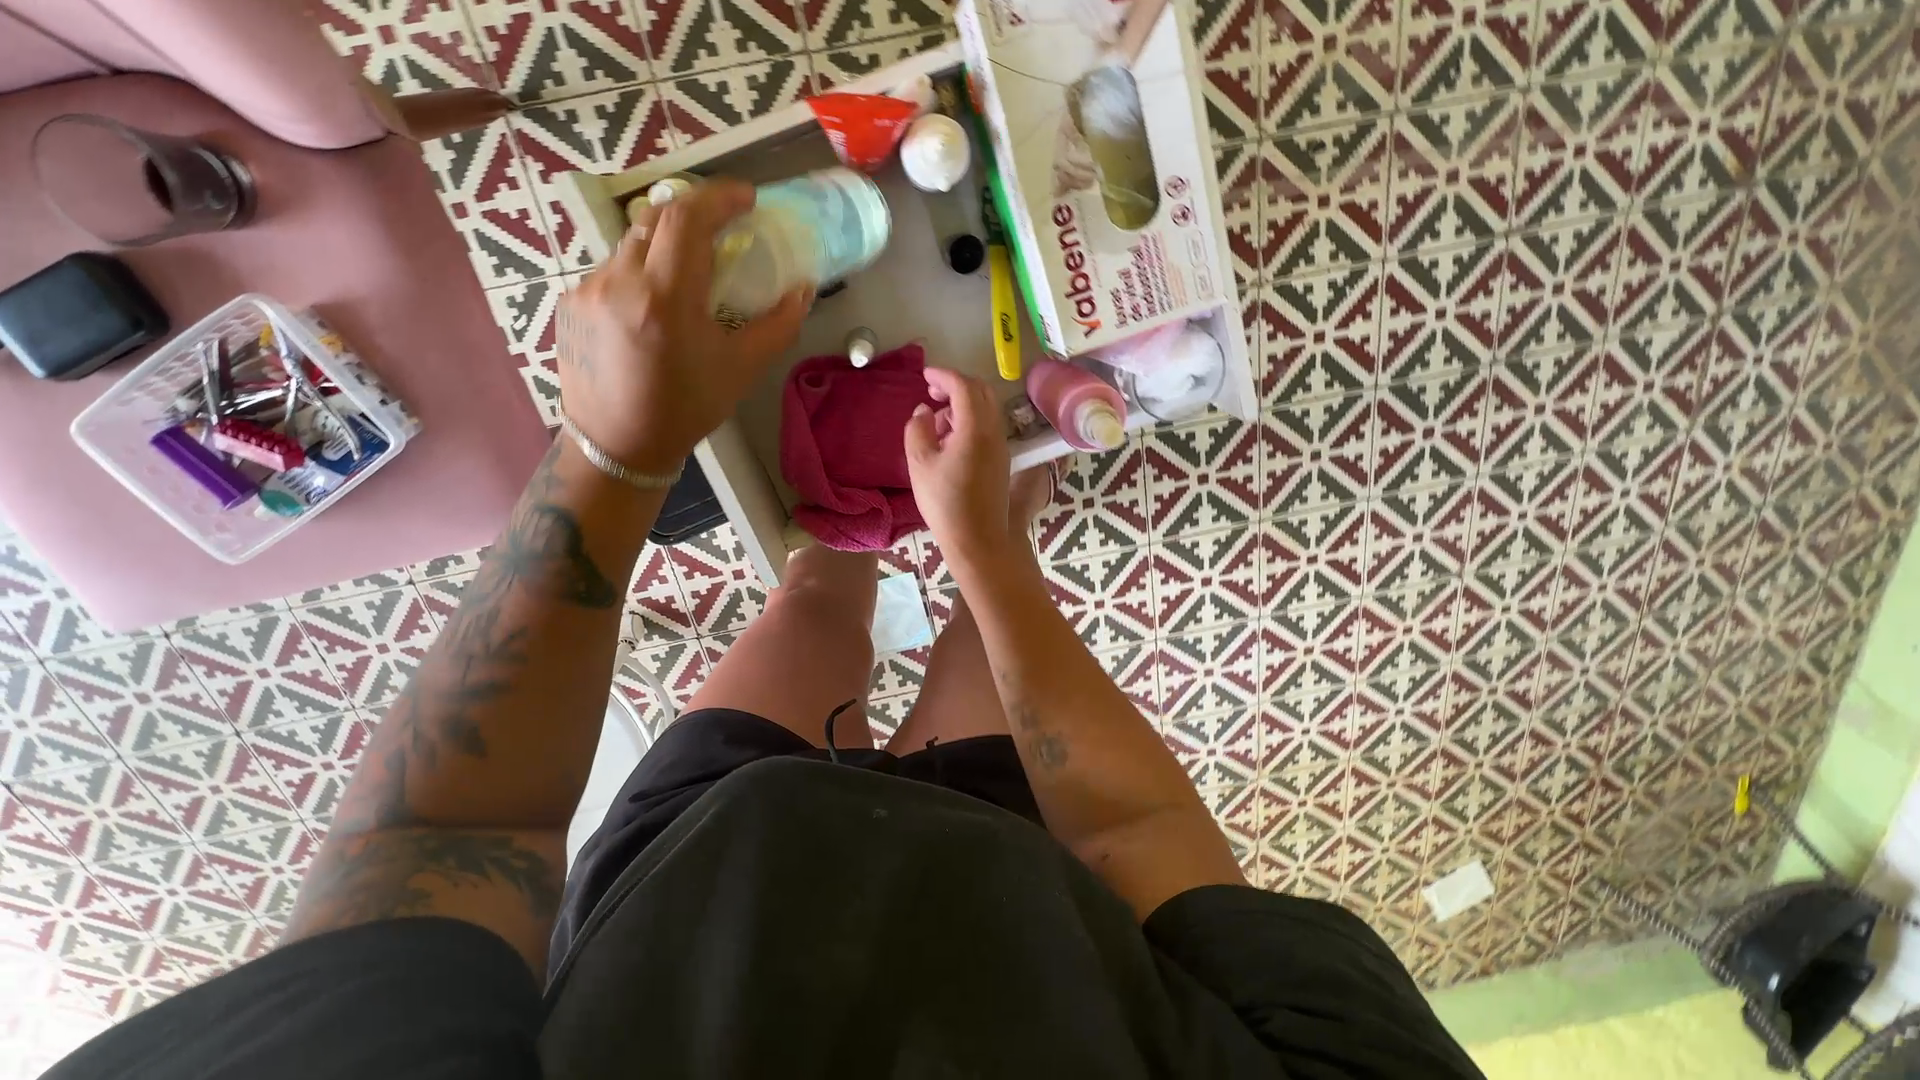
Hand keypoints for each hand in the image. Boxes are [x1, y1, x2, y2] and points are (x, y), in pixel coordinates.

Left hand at [556, 180, 809, 474]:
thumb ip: (778, 324)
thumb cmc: (685, 408)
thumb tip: (803, 289)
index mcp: (665, 297)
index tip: (746, 198)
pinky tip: (652, 306)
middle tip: (722, 227)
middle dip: (693, 213)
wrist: (617, 446)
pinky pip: (611, 269)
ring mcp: (588, 289)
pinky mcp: (571, 302)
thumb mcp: (742, 369)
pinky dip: (639, 272)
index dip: (719, 196)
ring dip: (664, 244)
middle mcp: (619, 281)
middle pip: (656, 216)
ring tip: (687, 271)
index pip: (687, 216)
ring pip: (631, 242)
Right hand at [904, 368, 1012, 563]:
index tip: (924, 377)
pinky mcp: (1001, 460)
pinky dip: (969, 421)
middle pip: (981, 392)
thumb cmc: (945, 502)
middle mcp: (994, 431)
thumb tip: (923, 411)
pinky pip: (987, 427)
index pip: (963, 386)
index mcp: (975, 428)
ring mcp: (1001, 446)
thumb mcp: (919, 463)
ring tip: (936, 422)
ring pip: (986, 409)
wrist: (978, 540)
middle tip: (931, 393)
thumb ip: (917, 429)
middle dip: (956, 386)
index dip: (943, 376)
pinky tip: (949, 440)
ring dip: (962, 405)